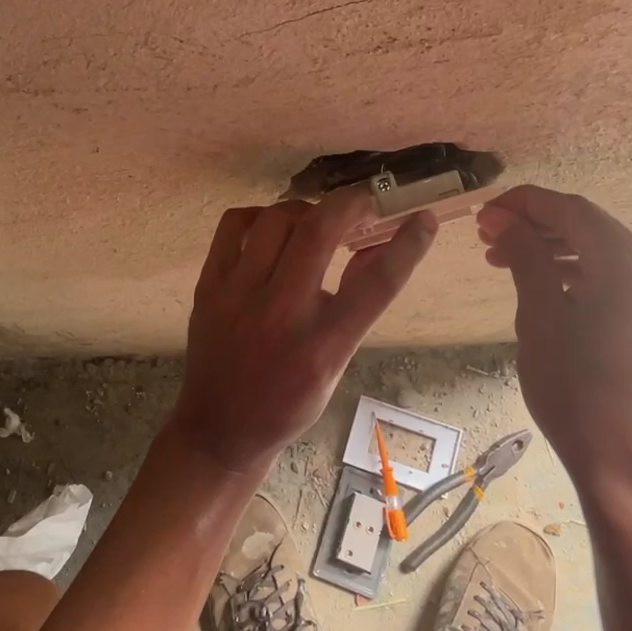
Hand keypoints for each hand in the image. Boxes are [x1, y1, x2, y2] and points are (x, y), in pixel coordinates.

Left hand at [171, 192, 438, 471]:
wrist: (219, 429)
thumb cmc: (288, 403)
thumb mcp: (336, 364)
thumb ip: (357, 306)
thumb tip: (380, 247)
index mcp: (322, 347)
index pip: (376, 284)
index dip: (408, 246)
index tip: (424, 218)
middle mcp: (280, 315)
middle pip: (318, 233)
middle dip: (349, 204)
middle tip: (363, 202)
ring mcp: (236, 297)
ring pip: (275, 220)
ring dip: (305, 209)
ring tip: (316, 220)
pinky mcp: (207, 286)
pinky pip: (233, 225)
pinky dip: (259, 215)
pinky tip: (272, 227)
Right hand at [476, 186, 631, 487]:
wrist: (627, 467)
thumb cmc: (575, 393)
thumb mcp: (539, 319)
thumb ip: (526, 257)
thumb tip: (503, 220)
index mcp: (630, 266)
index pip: (572, 210)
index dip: (524, 204)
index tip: (485, 213)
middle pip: (591, 227)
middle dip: (538, 225)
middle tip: (490, 238)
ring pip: (605, 252)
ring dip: (556, 249)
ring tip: (508, 262)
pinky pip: (620, 279)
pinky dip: (581, 273)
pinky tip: (548, 286)